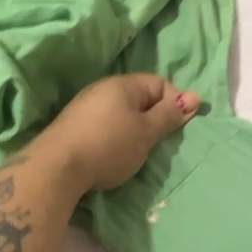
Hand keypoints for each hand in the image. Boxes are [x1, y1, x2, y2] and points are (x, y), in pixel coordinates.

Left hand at [24, 74, 198, 193]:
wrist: (57, 168)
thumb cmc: (109, 145)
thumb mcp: (146, 132)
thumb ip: (169, 115)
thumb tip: (194, 97)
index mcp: (123, 85)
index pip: (159, 83)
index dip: (175, 102)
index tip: (179, 127)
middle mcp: (103, 89)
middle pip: (140, 98)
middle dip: (155, 117)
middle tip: (161, 142)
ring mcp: (86, 107)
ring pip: (122, 113)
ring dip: (136, 130)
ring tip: (140, 151)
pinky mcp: (75, 127)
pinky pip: (106, 125)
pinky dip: (117, 137)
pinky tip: (116, 154)